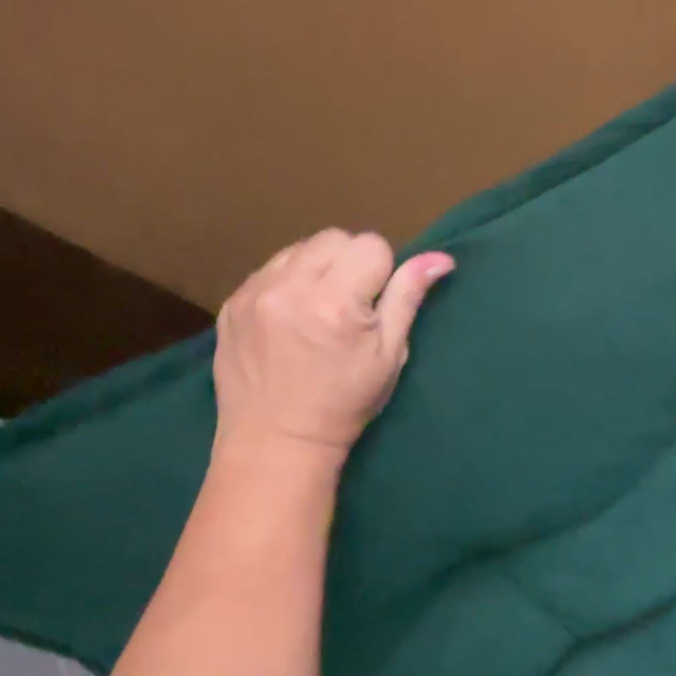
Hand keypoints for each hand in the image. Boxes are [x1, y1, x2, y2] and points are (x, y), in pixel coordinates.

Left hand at [212, 229, 453, 463]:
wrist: (278, 436)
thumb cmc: (347, 401)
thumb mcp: (390, 354)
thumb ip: (408, 299)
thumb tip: (441, 259)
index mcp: (337, 303)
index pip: (370, 245)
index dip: (384, 271)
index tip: (379, 305)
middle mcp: (292, 286)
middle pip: (335, 238)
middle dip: (352, 263)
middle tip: (355, 306)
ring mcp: (255, 291)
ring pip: (300, 248)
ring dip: (320, 268)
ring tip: (322, 310)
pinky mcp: (233, 300)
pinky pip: (271, 268)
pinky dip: (291, 282)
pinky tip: (295, 317)